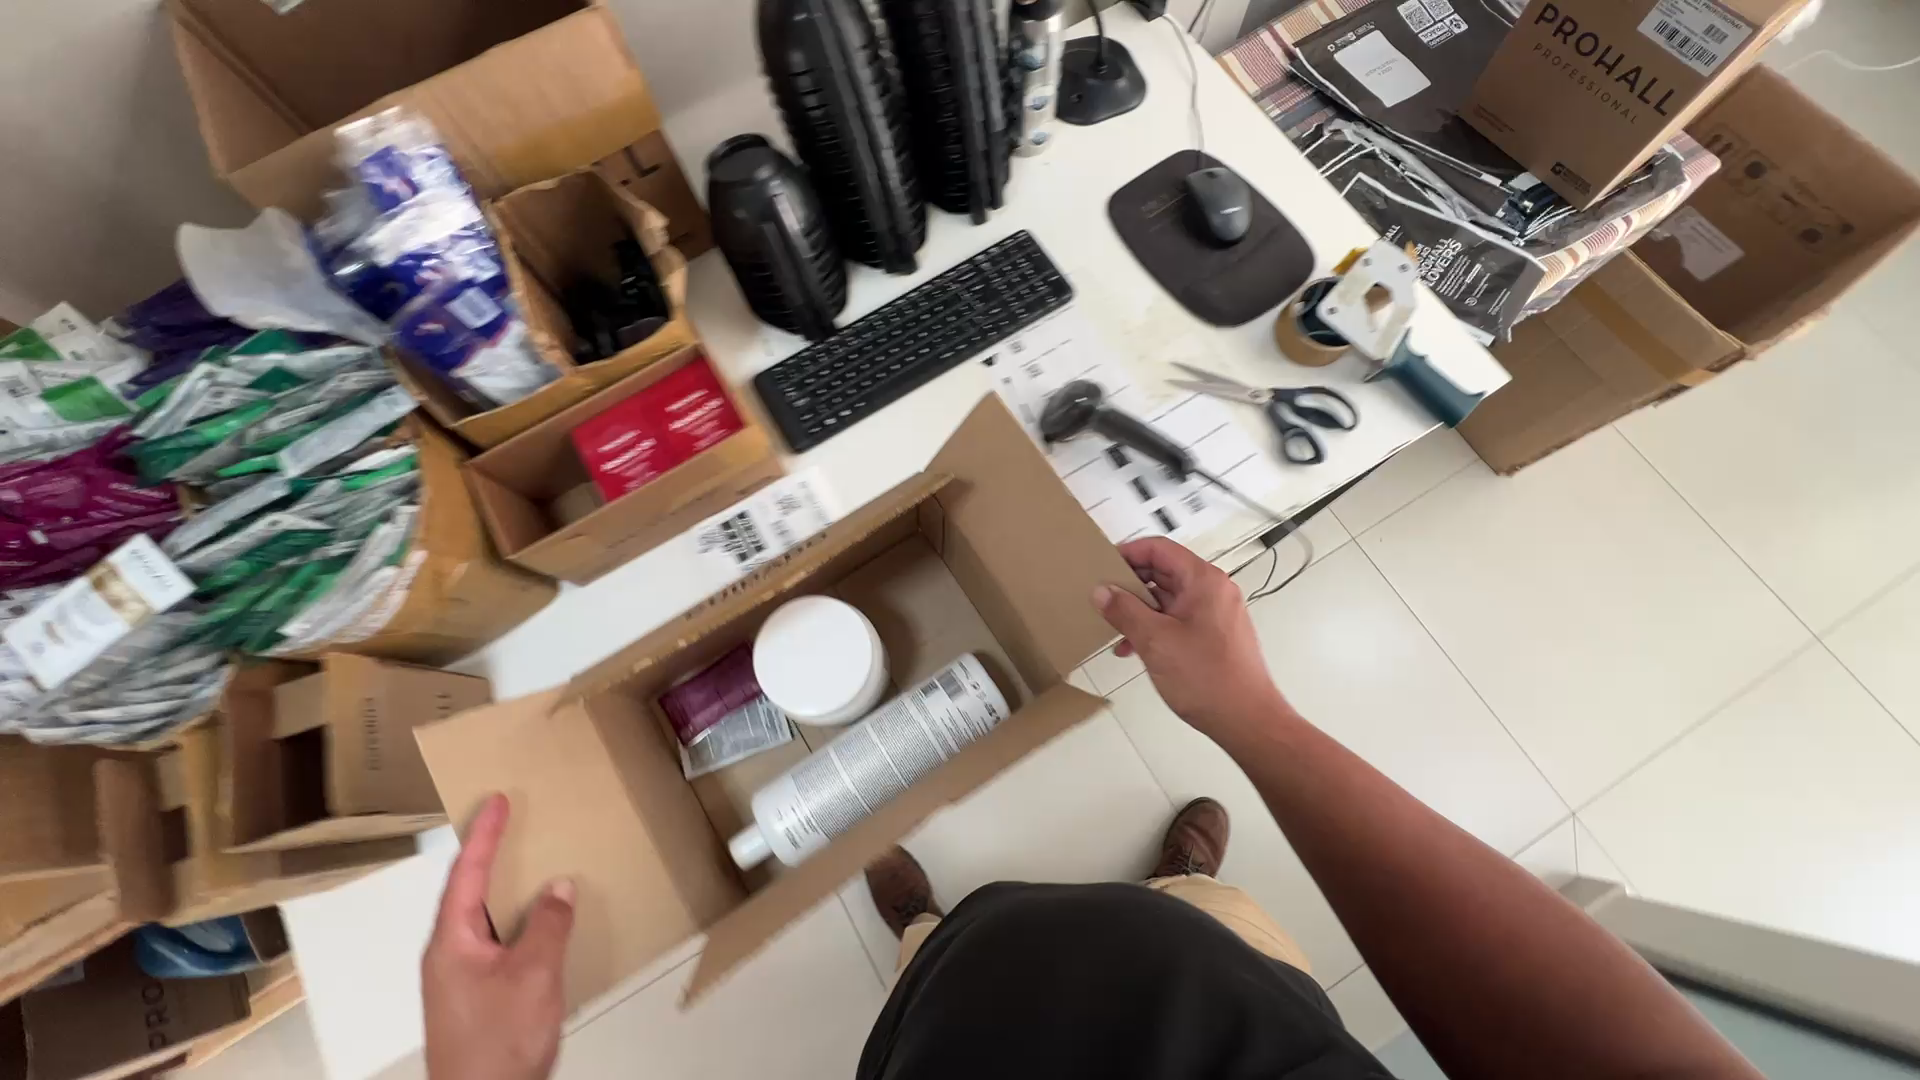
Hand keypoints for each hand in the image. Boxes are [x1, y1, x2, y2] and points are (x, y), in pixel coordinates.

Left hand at [423, 794, 575, 1079]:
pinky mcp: (477, 996)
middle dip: (487, 855)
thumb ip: (548, 925)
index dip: (485, 835)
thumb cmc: (500, 1039)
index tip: (497, 800)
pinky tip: (538, 919)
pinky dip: (515, 915)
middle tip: (510, 821)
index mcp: (452, 944)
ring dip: (502, 886)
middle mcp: (449, 956)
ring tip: (527, 860)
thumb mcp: (533, 976)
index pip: (467, 875)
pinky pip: (496, 939)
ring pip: (482, 918)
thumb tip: (559, 885)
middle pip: (466, 893)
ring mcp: (460, 978)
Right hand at [1092, 536, 1294, 747]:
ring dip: (1138, 610)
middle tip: (1102, 598)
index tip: (1102, 566)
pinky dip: (1153, 627)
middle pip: (1163, 571)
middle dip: (1130, 585)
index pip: (1159, 549)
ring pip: (1167, 598)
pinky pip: (1176, 619)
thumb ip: (1124, 611)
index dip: (1127, 553)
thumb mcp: (1155, 641)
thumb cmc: (1209, 680)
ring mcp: (1214, 613)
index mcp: (1204, 581)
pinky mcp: (1213, 635)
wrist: (1247, 721)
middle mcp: (1213, 591)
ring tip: (1113, 628)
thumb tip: (1103, 592)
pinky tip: (1133, 648)